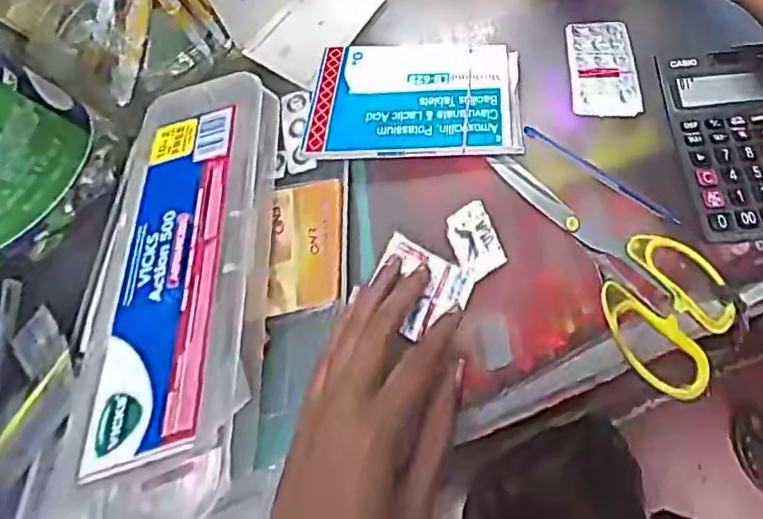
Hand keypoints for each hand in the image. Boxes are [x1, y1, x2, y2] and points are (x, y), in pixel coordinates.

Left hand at [273, 263, 465, 518]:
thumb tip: (456, 370)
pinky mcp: (305, 411)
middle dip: (401, 296)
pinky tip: (352, 308)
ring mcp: (320, 403)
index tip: (456, 305)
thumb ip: (438, 430)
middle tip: (421, 266)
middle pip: (377, 334)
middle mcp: (345, 402)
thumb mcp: (417, 495)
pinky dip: (342, 324)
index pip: (418, 362)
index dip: (440, 331)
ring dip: (369, 298)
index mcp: (378, 425)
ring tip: (387, 268)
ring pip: (347, 335)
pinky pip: (326, 353)